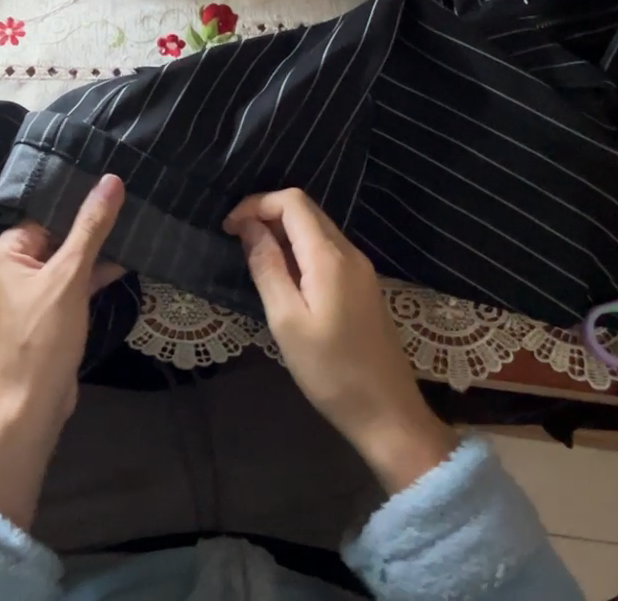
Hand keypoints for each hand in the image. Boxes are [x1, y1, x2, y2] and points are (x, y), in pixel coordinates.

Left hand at [0, 173, 127, 423]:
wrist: (34, 403)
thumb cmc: (43, 335)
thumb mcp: (70, 276)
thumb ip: (91, 228)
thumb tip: (111, 180)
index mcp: (9, 250)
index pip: (48, 212)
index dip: (79, 199)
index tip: (115, 181)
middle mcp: (17, 265)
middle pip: (60, 233)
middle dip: (93, 224)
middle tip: (133, 198)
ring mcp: (35, 289)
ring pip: (71, 258)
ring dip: (99, 249)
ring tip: (138, 224)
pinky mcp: (52, 310)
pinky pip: (76, 281)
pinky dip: (97, 273)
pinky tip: (127, 261)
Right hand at [226, 188, 456, 492]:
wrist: (388, 415)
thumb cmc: (330, 372)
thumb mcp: (286, 321)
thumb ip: (267, 268)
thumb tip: (249, 227)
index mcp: (330, 258)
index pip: (292, 202)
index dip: (256, 205)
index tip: (228, 228)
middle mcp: (351, 254)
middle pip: (306, 210)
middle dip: (266, 214)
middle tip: (235, 239)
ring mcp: (361, 270)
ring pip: (317, 229)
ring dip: (281, 232)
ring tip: (253, 257)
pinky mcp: (363, 287)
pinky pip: (326, 250)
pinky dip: (298, 249)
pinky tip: (283, 275)